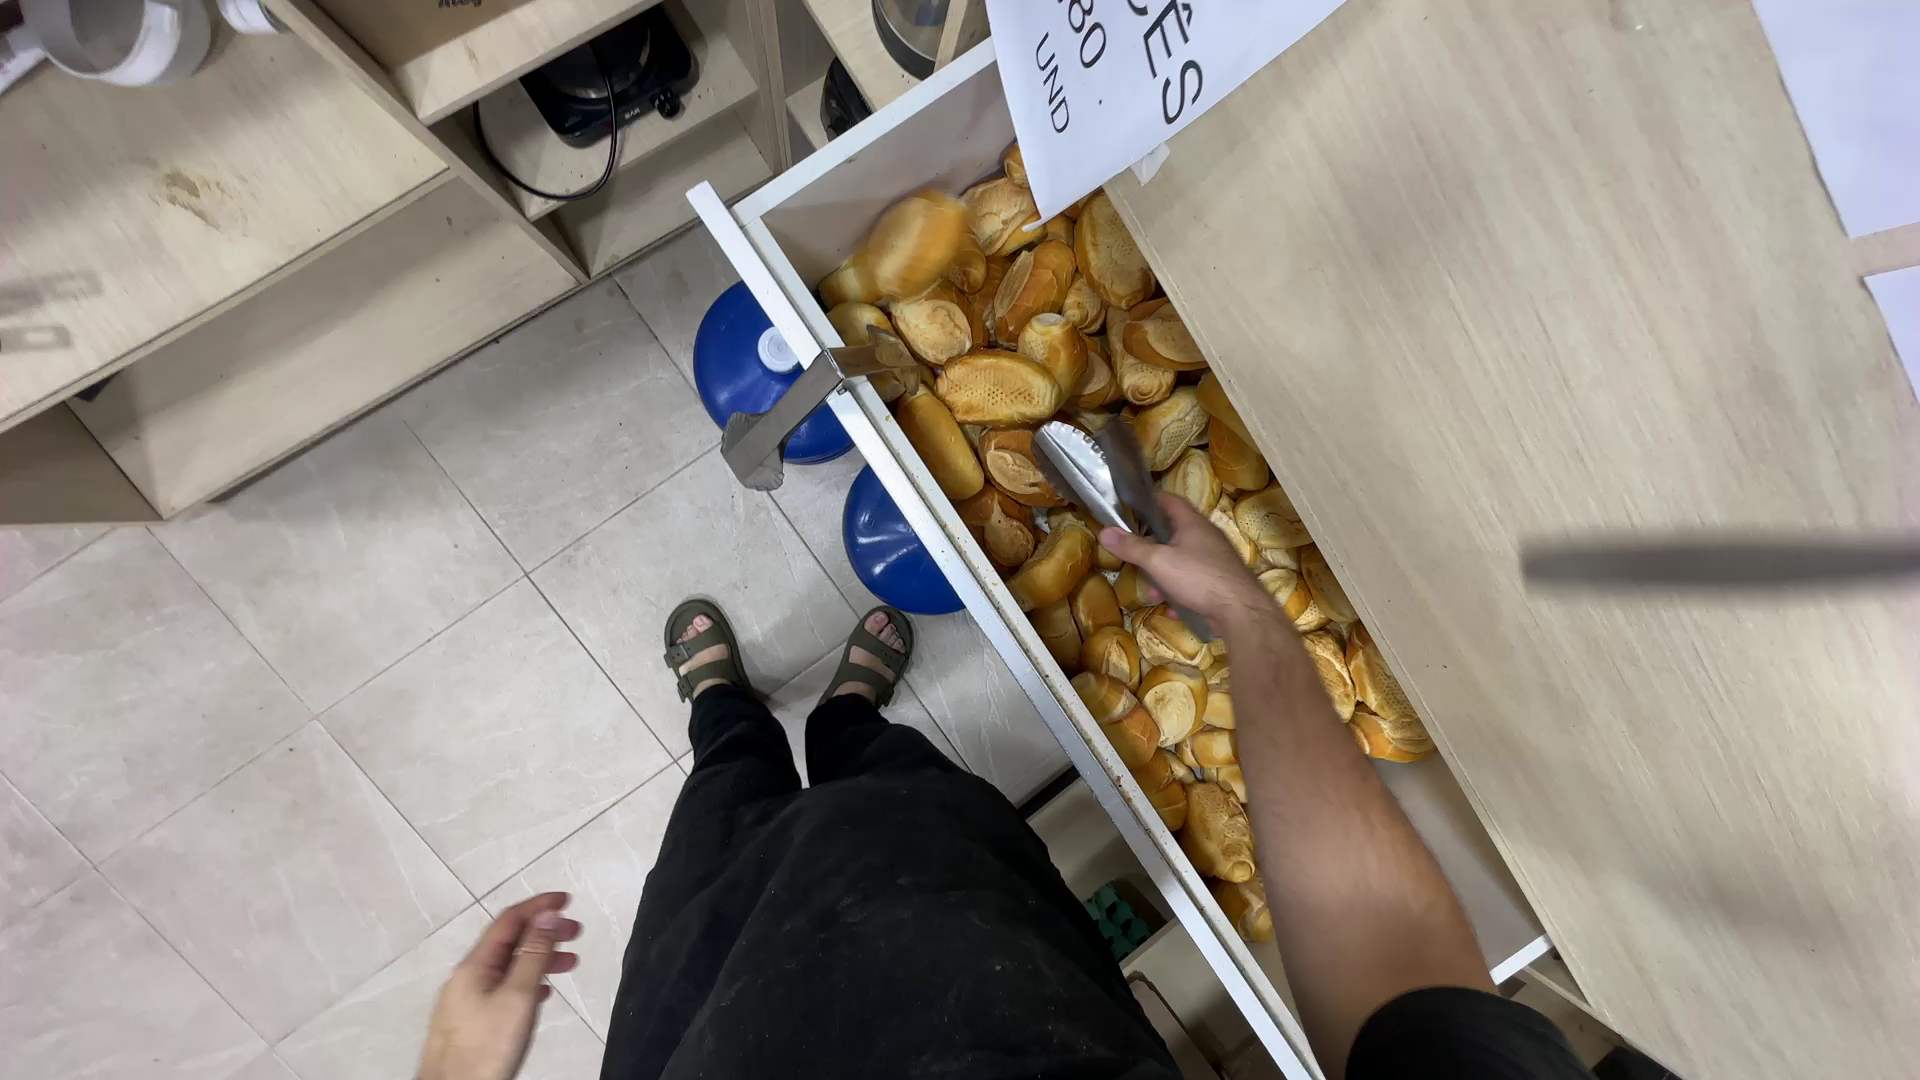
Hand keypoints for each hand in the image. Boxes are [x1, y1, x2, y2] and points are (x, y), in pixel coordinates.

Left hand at [418, 893, 580, 1079]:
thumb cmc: (487, 1047)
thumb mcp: (518, 995)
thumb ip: (535, 952)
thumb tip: (548, 913)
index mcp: (474, 967)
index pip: (509, 920)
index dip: (539, 906)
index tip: (568, 901)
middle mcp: (467, 978)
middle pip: (510, 941)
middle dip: (545, 931)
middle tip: (576, 932)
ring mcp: (465, 1002)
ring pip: (509, 966)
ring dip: (541, 957)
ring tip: (570, 963)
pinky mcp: (470, 1024)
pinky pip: (504, 988)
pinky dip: (528, 980)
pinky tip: (543, 993)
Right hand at [1100, 494, 1270, 627]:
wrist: (1240, 611)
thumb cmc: (1198, 577)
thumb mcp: (1158, 561)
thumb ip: (1131, 547)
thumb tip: (1104, 531)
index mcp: (1192, 523)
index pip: (1169, 500)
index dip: (1150, 500)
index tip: (1130, 508)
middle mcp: (1206, 536)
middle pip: (1173, 533)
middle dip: (1152, 547)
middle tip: (1135, 555)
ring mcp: (1216, 559)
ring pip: (1182, 560)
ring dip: (1164, 575)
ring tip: (1153, 592)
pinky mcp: (1220, 581)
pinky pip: (1194, 581)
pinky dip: (1181, 592)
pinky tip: (1173, 608)